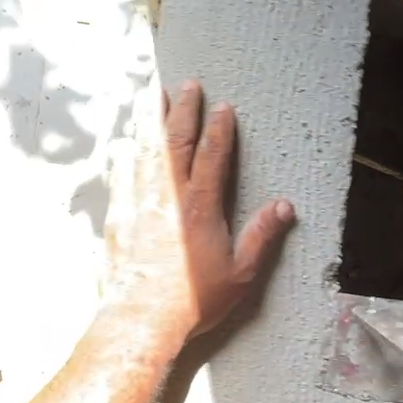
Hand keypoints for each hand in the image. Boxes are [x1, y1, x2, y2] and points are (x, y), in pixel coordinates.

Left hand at [101, 79, 294, 346]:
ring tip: (153, 94)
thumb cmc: (193, 300)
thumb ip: (261, 236)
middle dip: (185, 109)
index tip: (224, 107)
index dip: (220, 128)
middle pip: (177, 141)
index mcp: (201, 206)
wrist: (141, 318)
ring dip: (151, 118)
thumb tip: (285, 207)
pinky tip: (126, 139)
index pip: (214, 155)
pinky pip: (121, 172)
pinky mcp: (118, 216)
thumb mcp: (240, 274)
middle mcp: (168, 195)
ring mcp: (139, 202)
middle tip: (187, 84)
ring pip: (145, 148)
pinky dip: (126, 150)